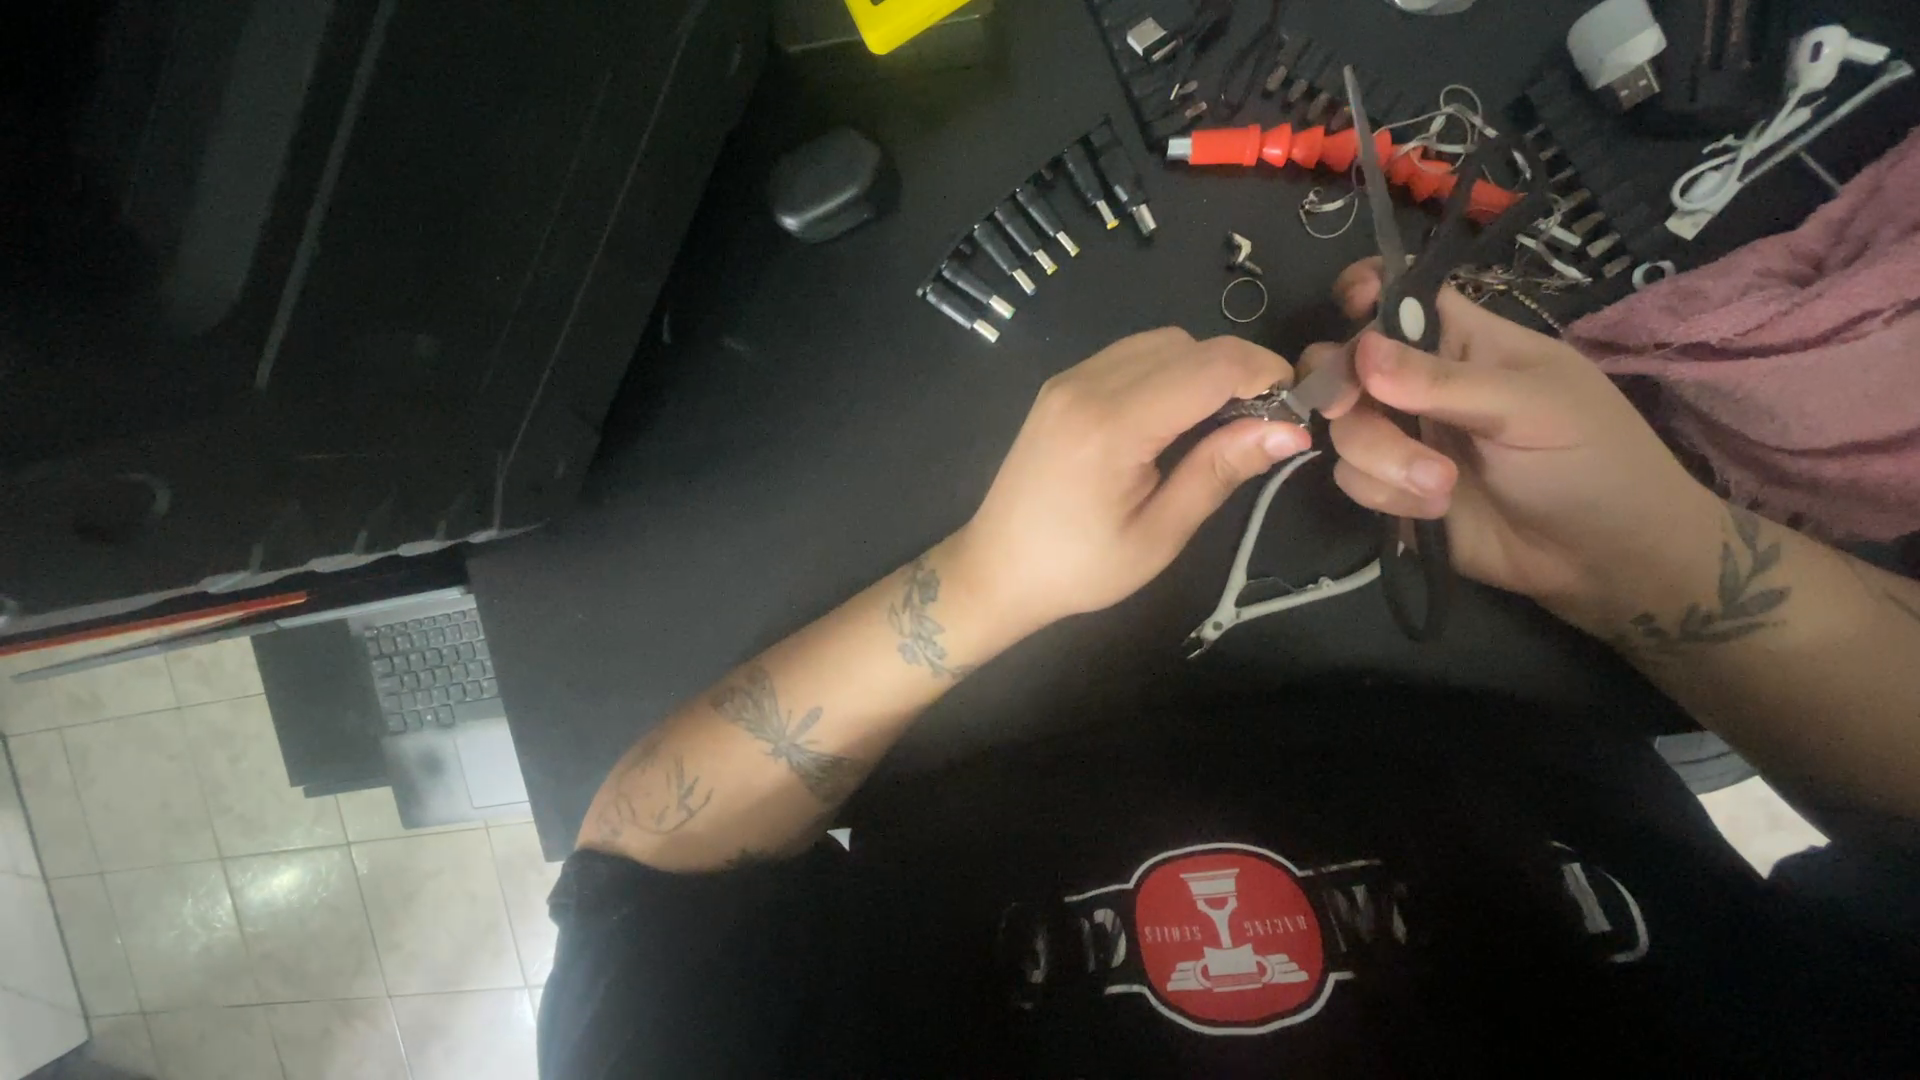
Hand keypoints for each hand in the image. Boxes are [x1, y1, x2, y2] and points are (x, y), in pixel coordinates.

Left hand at [952, 328, 1308, 631]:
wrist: (996, 569)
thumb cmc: (1078, 568)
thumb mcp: (1158, 534)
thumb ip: (1219, 472)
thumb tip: (1288, 429)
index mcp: (1112, 425)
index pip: (1210, 366)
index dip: (1264, 374)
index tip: (1293, 408)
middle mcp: (1086, 386)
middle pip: (1187, 345)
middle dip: (1236, 371)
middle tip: (1258, 424)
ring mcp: (1067, 380)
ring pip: (1159, 343)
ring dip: (1200, 369)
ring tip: (1216, 424)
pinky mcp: (1059, 387)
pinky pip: (1127, 356)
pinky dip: (1164, 371)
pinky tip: (1170, 417)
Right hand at [1302, 258, 1722, 629]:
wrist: (1595, 558)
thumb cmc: (1589, 458)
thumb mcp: (1530, 407)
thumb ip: (1442, 381)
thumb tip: (1361, 350)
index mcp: (1460, 342)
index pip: (1397, 296)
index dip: (1363, 291)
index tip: (1349, 308)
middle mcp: (1415, 384)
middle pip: (1342, 364)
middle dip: (1343, 392)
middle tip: (1353, 410)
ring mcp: (1398, 437)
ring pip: (1342, 429)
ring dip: (1383, 458)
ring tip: (1443, 485)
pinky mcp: (1386, 488)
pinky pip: (1349, 478)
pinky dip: (1386, 495)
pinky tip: (1434, 509)